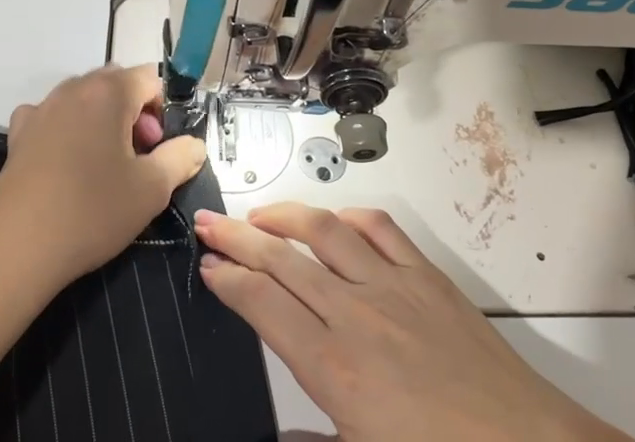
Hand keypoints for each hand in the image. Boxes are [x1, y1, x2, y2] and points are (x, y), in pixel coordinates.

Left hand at [0, 64, 205, 284]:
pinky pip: (52, 118)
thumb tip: (193, 145)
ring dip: (102, 122)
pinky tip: (67, 164)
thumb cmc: (93, 211)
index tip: (159, 149)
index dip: (163, 111)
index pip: (150, 78)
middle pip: (116, 84)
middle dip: (134, 114)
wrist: (17, 247)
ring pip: (84, 101)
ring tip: (105, 167)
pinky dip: (67, 131)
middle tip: (138, 159)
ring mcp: (41, 109)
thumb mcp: (153, 189)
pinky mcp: (18, 135)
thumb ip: (182, 158)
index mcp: (109, 92)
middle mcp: (73, 89)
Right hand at [196, 204, 627, 441]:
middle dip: (237, 237)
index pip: (262, 302)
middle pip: (281, 259)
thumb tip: (279, 436)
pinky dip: (350, 216)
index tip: (206, 268)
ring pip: (325, 232)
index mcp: (332, 366)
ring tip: (260, 215)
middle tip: (209, 224)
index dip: (227, 279)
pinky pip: (382, 230)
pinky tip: (334, 220)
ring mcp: (393, 287)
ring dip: (285, 216)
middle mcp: (355, 314)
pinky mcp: (428, 277)